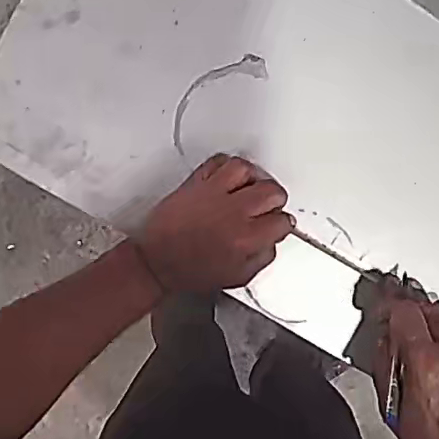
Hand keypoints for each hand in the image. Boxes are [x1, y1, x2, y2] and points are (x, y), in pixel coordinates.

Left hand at [137, 154, 292, 291]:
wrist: (155, 261)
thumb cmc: (189, 270)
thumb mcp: (237, 277)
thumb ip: (262, 258)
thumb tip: (272, 241)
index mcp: (245, 238)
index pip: (281, 221)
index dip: (283, 224)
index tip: (278, 224)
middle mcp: (232, 212)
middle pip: (271, 190)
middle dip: (276, 199)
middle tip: (270, 205)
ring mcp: (213, 193)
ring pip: (246, 169)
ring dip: (254, 177)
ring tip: (251, 187)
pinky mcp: (195, 183)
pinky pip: (219, 161)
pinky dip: (228, 165)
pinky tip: (230, 176)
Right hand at [373, 298, 438, 438]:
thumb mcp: (397, 412)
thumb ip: (387, 369)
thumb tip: (386, 346)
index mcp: (427, 363)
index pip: (405, 311)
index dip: (391, 301)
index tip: (386, 297)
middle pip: (433, 309)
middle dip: (415, 307)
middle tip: (402, 310)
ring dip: (437, 324)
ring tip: (423, 335)